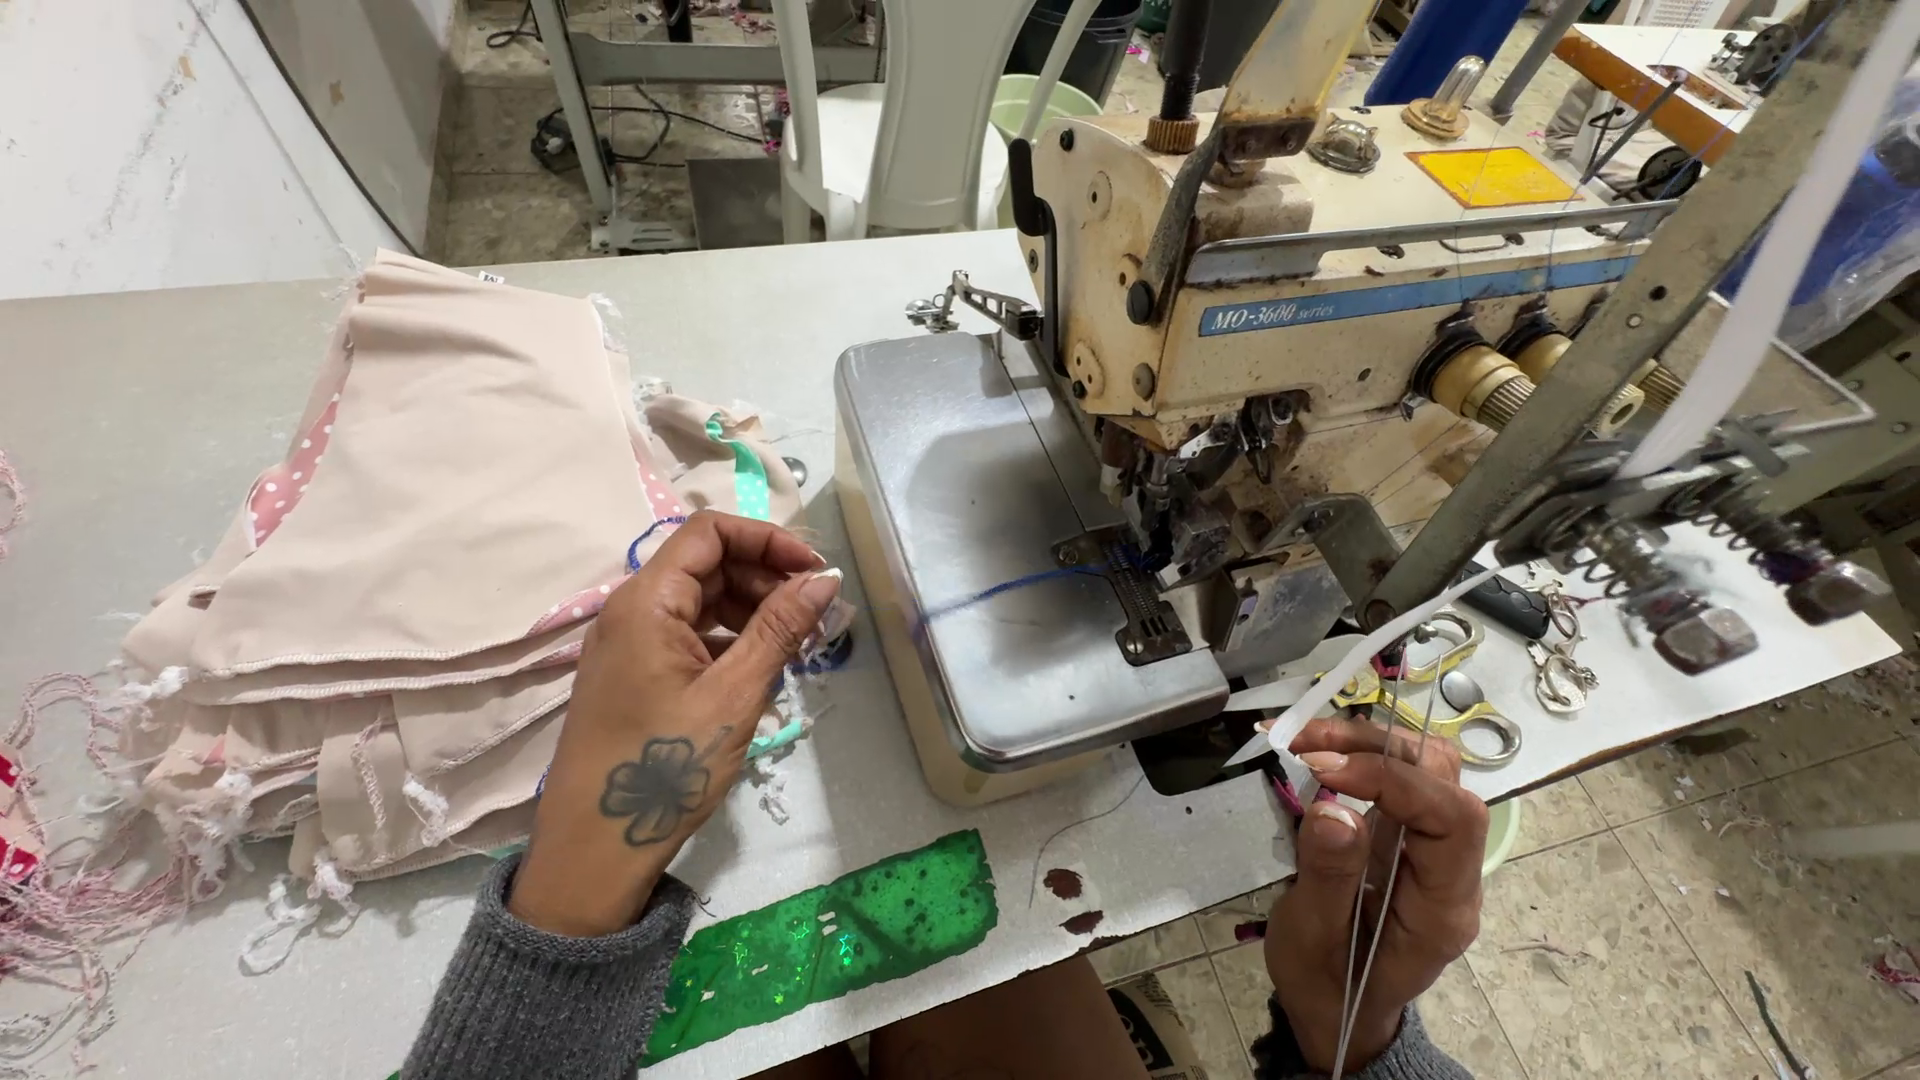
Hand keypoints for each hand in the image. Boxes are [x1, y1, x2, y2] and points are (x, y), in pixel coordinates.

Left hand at [508, 510, 842, 936]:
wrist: (595, 850)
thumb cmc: (667, 765)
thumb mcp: (735, 693)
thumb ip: (781, 627)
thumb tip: (825, 578)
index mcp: (647, 602)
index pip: (710, 532)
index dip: (768, 538)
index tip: (814, 570)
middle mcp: (633, 610)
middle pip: (708, 563)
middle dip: (767, 576)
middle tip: (815, 614)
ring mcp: (633, 643)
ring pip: (703, 599)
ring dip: (754, 608)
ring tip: (798, 642)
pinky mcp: (638, 672)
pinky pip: (692, 632)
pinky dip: (732, 637)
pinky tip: (763, 665)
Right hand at [1264, 716, 1488, 1071]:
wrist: (1337, 1010)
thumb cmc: (1325, 984)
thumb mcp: (1312, 938)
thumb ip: (1327, 875)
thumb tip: (1333, 808)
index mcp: (1443, 906)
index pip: (1450, 818)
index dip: (1391, 779)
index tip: (1321, 769)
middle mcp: (1451, 870)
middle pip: (1444, 780)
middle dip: (1375, 746)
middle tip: (1304, 744)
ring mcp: (1430, 851)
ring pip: (1425, 767)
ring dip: (1366, 741)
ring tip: (1304, 741)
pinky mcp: (1405, 838)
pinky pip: (1399, 779)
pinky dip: (1358, 753)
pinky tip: (1318, 754)